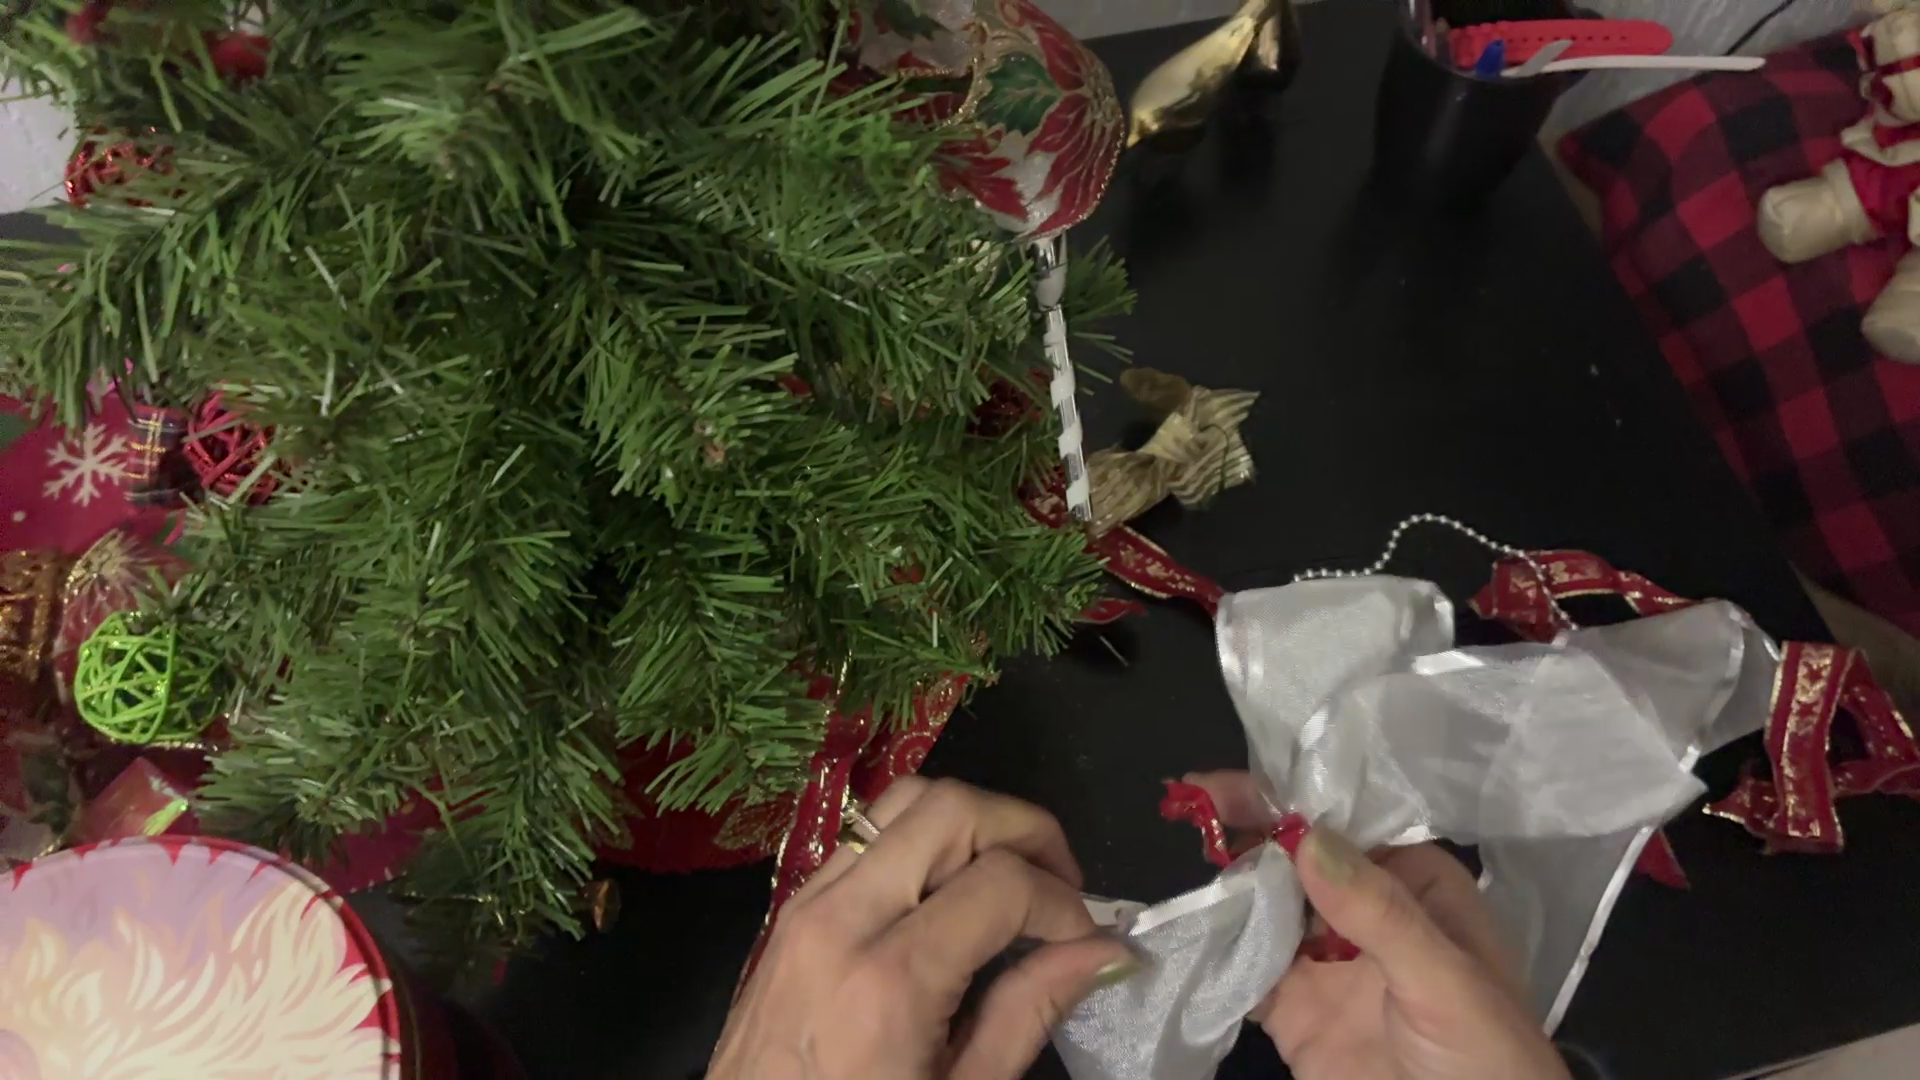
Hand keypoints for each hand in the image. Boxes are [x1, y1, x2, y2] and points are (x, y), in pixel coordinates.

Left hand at [708, 777, 1136, 1079]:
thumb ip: (1031, 1010)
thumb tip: (1106, 950)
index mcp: (889, 982)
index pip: (1000, 884)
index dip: (1062, 902)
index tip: (1085, 937)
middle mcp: (843, 917)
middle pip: (952, 809)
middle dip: (1025, 828)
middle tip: (1061, 878)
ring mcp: (809, 898)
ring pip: (907, 797)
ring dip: (974, 817)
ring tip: (1012, 866)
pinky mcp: (794, 898)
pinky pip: (871, 828)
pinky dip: (926, 832)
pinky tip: (951, 879)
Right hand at [1186, 771, 1570, 1079]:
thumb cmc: (1488, 1072)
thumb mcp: (1449, 989)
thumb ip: (1380, 914)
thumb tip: (1307, 839)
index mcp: (1412, 886)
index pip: (1341, 823)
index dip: (1282, 797)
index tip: (1222, 786)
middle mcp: (1363, 909)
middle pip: (1292, 851)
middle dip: (1242, 824)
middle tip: (1190, 803)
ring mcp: (1323, 956)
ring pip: (1263, 898)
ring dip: (1225, 875)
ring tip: (1182, 846)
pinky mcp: (1290, 1004)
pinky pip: (1244, 960)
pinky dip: (1214, 938)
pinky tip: (1185, 917)